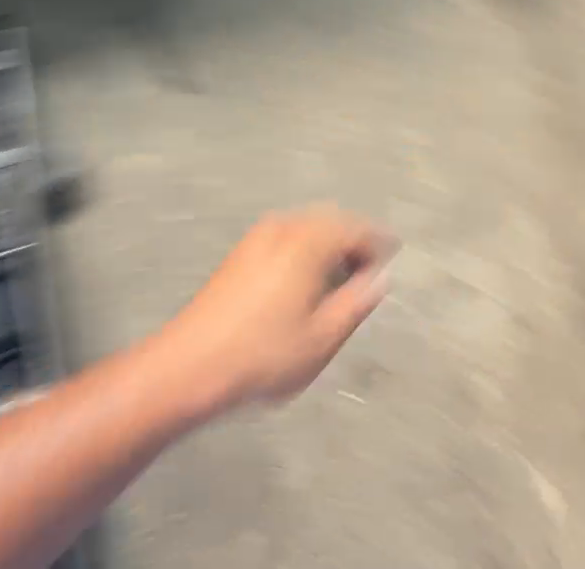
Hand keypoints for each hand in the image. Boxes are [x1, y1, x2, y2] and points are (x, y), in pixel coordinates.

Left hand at [157, 207, 395, 413]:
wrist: (190, 365)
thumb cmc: (263, 355)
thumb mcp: (322, 338)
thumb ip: (356, 303)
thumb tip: (379, 279)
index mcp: (307, 242)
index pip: (355, 227)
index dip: (379, 240)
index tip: (394, 253)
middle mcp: (282, 228)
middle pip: (329, 220)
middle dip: (354, 238)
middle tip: (370, 267)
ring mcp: (256, 238)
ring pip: (305, 226)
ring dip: (328, 243)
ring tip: (342, 277)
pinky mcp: (240, 254)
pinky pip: (285, 237)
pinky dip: (305, 249)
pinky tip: (306, 280)